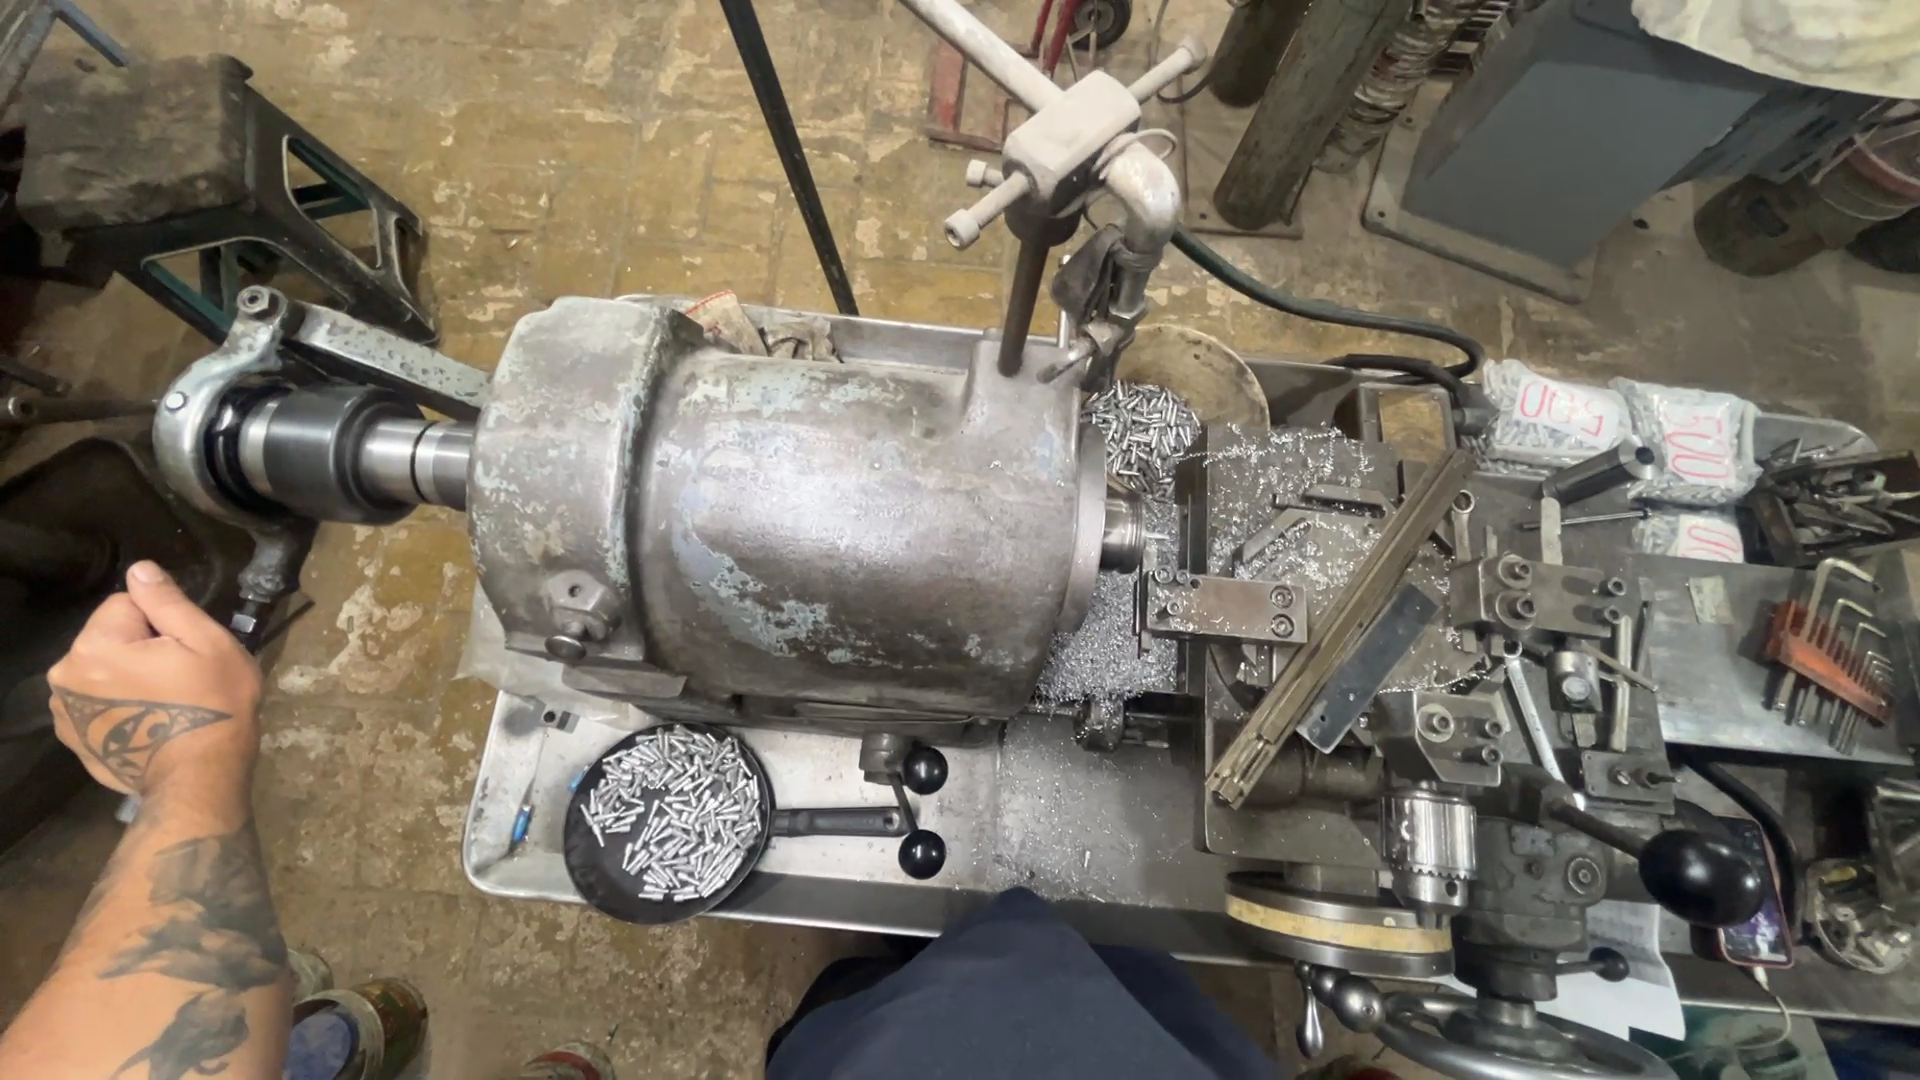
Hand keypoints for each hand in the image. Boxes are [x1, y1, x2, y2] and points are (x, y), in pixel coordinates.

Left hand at [48, 561, 261, 796]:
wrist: (198, 767)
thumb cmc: (213, 698)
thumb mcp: (209, 643)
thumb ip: (169, 605)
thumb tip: (141, 569)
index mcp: (97, 645)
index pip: (126, 603)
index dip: (165, 619)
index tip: (190, 646)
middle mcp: (65, 672)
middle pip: (110, 637)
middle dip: (144, 645)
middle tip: (186, 672)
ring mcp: (63, 707)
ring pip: (102, 669)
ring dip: (130, 674)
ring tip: (170, 698)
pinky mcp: (70, 733)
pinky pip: (96, 699)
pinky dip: (120, 701)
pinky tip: (151, 717)